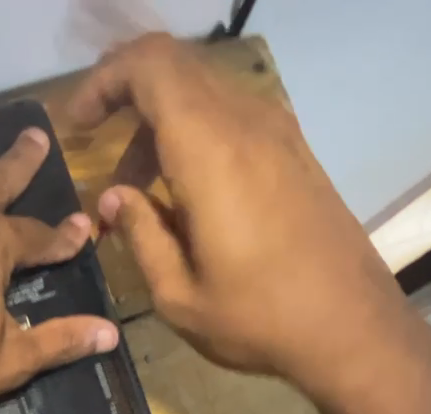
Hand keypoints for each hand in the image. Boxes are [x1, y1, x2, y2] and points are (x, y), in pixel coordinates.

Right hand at [64, 35, 430, 410]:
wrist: (351, 328)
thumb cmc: (257, 319)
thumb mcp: (178, 294)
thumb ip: (140, 234)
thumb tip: (113, 198)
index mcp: (211, 152)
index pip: (151, 67)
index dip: (105, 81)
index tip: (79, 125)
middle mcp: (247, 124)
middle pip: (176, 70)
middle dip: (127, 102)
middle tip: (104, 161)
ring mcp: (278, 133)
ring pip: (203, 93)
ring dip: (161, 127)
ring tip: (138, 192)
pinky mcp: (295, 152)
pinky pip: (232, 117)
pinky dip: (195, 137)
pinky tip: (183, 194)